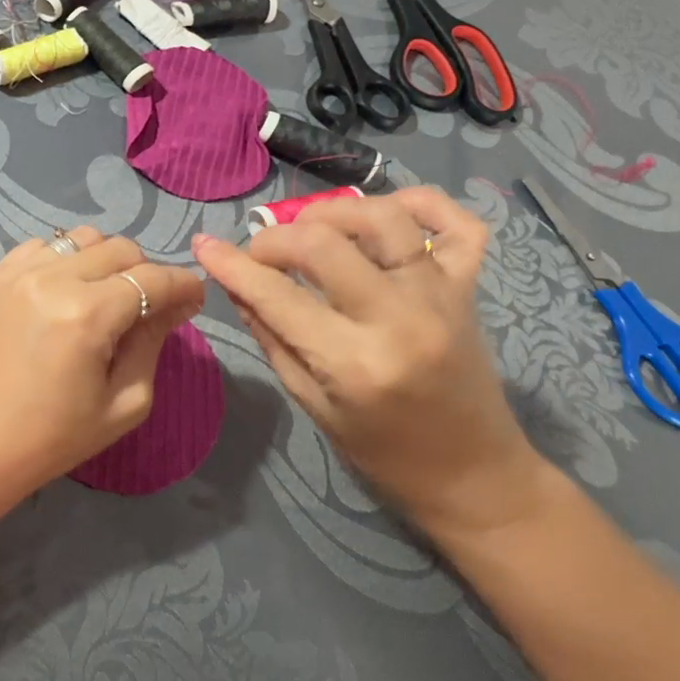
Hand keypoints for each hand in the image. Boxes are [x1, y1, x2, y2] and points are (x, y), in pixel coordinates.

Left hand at [0, 227, 206, 523]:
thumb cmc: (55, 436)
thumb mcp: (124, 401)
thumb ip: (153, 341)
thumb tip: (178, 301)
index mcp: (86, 314)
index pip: (153, 278)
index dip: (184, 286)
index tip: (194, 300)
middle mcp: (50, 278)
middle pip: (119, 248)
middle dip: (145, 272)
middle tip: (148, 307)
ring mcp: (15, 272)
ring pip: (79, 239)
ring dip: (103, 260)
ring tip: (104, 297)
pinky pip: (40, 246)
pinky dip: (63, 260)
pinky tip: (63, 293)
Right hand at [191, 188, 551, 539]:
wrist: (474, 476)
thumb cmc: (381, 450)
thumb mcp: (308, 401)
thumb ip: (269, 334)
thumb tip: (235, 283)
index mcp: (353, 362)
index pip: (276, 293)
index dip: (230, 264)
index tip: (204, 246)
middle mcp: (399, 319)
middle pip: (324, 244)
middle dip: (276, 238)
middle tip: (261, 254)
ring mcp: (441, 297)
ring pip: (384, 219)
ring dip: (334, 213)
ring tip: (312, 230)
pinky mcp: (469, 289)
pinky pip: (458, 224)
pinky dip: (421, 204)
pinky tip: (386, 214)